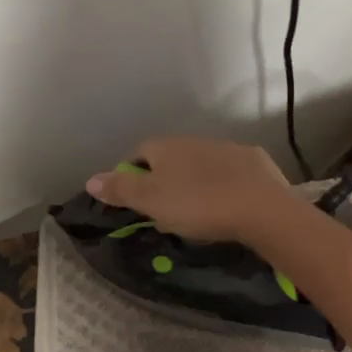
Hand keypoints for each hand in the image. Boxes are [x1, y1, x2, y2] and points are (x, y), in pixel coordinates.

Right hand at [85, 137, 298, 243]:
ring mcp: (227, 148)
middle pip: (171, 158)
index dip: (131, 176)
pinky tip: (229, 203)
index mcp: (166, 147)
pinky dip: (224, 185)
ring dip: (196, 181)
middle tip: (165, 211)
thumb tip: (91, 179)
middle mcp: (195, 140)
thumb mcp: (151, 201)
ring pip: (202, 164)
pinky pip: (231, 172)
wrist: (261, 207)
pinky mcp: (255, 162)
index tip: (132, 201)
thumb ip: (121, 190)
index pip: (138, 154)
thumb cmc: (198, 204)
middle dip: (165, 180)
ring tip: (197, 211)